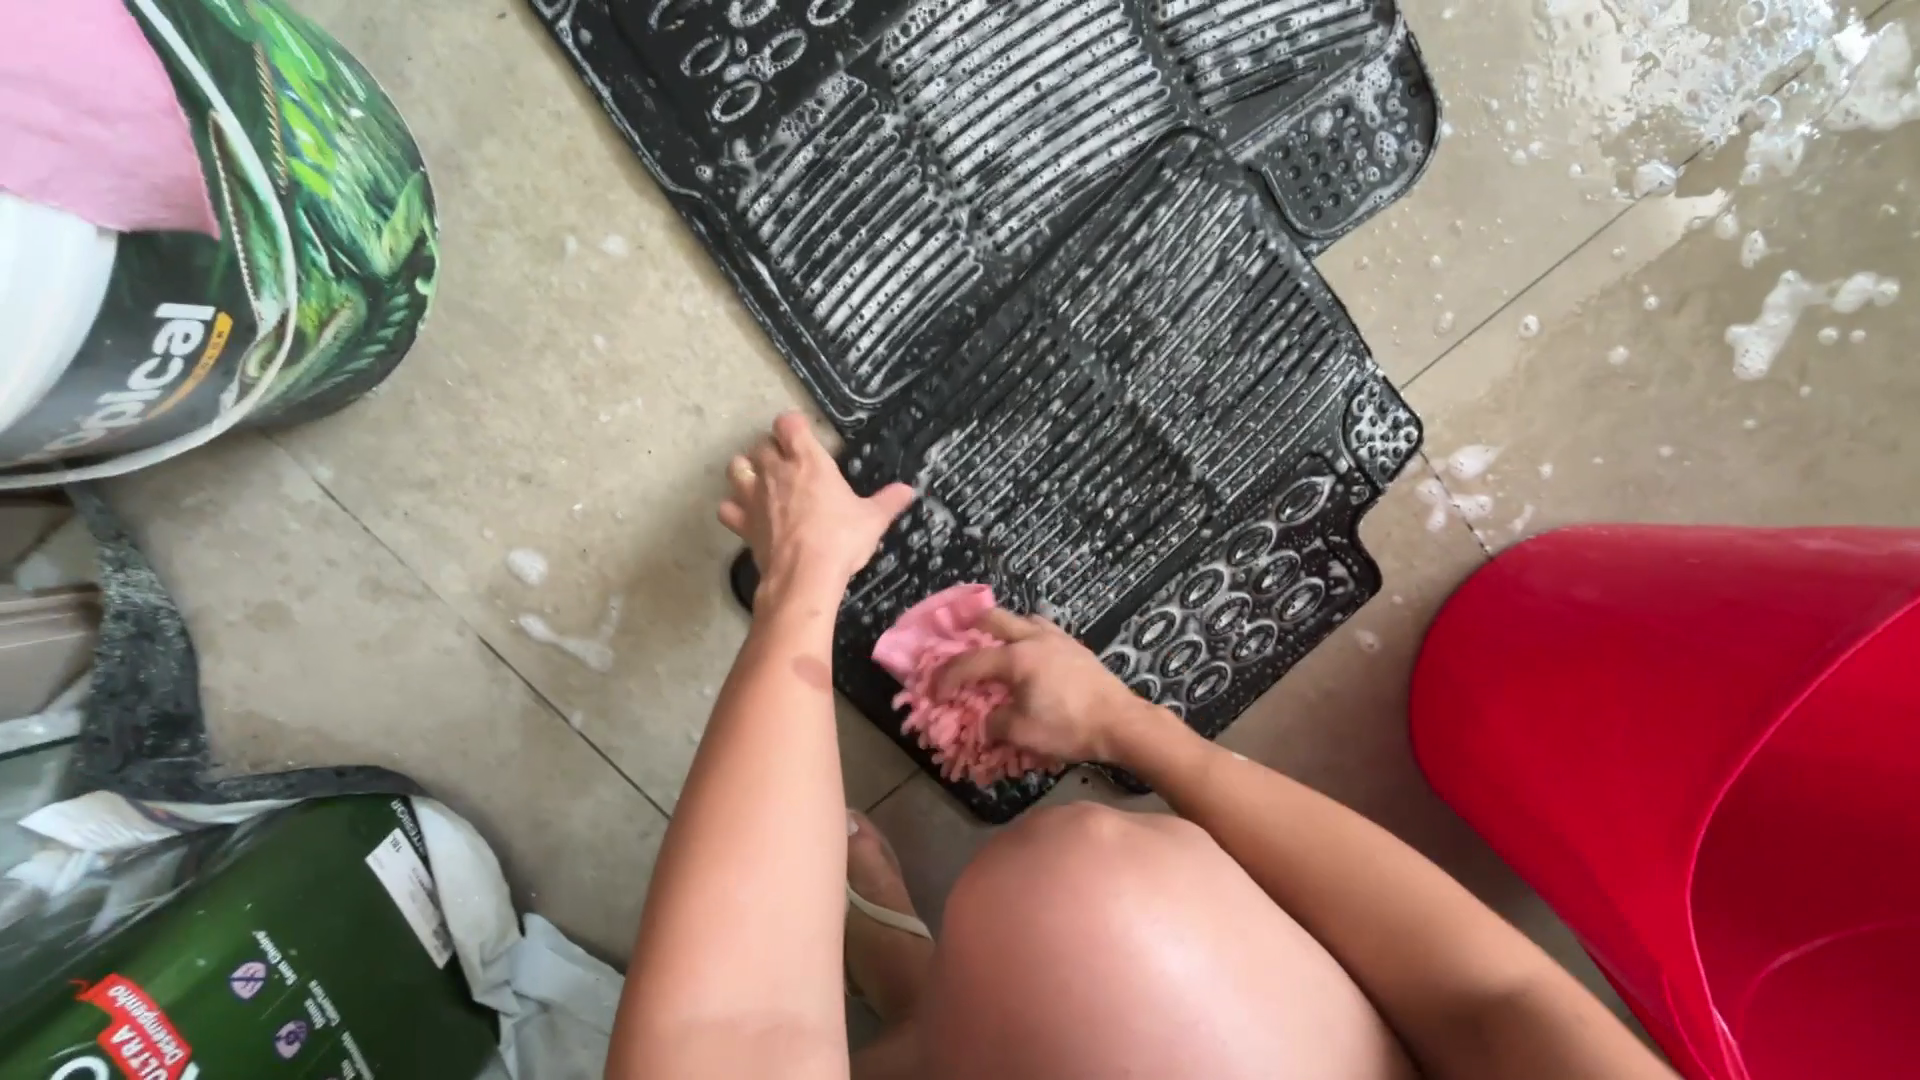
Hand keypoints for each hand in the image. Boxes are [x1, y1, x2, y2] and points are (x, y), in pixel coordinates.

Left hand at [719, 412, 914, 592]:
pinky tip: (747, 515)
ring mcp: (754, 496)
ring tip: (759, 480)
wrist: (805, 575)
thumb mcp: (873, 519)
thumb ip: (889, 501)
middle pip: (761, 444)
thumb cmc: (841, 539)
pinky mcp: (743, 523)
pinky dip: (734, 509)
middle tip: (788, 464)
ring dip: (745, 470)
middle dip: (771, 450)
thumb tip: (909, 490)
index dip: (793, 426)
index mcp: (808, 461)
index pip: (788, 424)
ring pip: (736, 467)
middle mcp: (776, 471)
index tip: (803, 436)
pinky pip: (727, 508)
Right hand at [932, 610, 1167, 764]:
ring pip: (1021, 619)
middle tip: (958, 643)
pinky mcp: (1075, 646)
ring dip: (1002, 629)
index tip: (934, 692)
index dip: (946, 677)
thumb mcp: (1022, 733)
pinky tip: (1031, 652)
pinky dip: (1028, 634)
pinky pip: (1044, 628)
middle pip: (993, 619)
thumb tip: (987, 721)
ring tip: (995, 646)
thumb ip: (995, 723)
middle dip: (969, 629)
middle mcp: (1033, 638)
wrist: (1121, 722)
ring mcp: (1057, 638)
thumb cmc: (1069, 727)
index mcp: (1016, 658)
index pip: (969, 663)